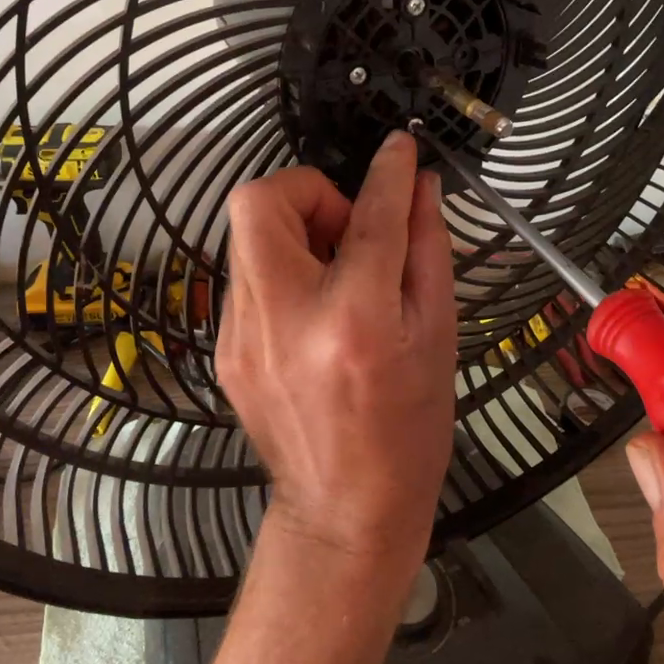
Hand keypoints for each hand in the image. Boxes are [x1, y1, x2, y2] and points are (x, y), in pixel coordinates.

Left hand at [217, 131, 457, 557]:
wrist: (343, 513)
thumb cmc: (407, 432)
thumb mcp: (438, 339)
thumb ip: (427, 252)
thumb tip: (420, 190)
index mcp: (355, 323)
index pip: (368, 218)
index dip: (388, 173)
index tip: (399, 151)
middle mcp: (286, 322)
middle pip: (259, 202)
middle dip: (306, 189)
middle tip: (344, 224)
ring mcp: (243, 336)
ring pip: (246, 235)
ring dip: (293, 229)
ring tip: (334, 269)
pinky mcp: (225, 348)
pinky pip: (247, 275)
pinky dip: (283, 268)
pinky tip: (314, 307)